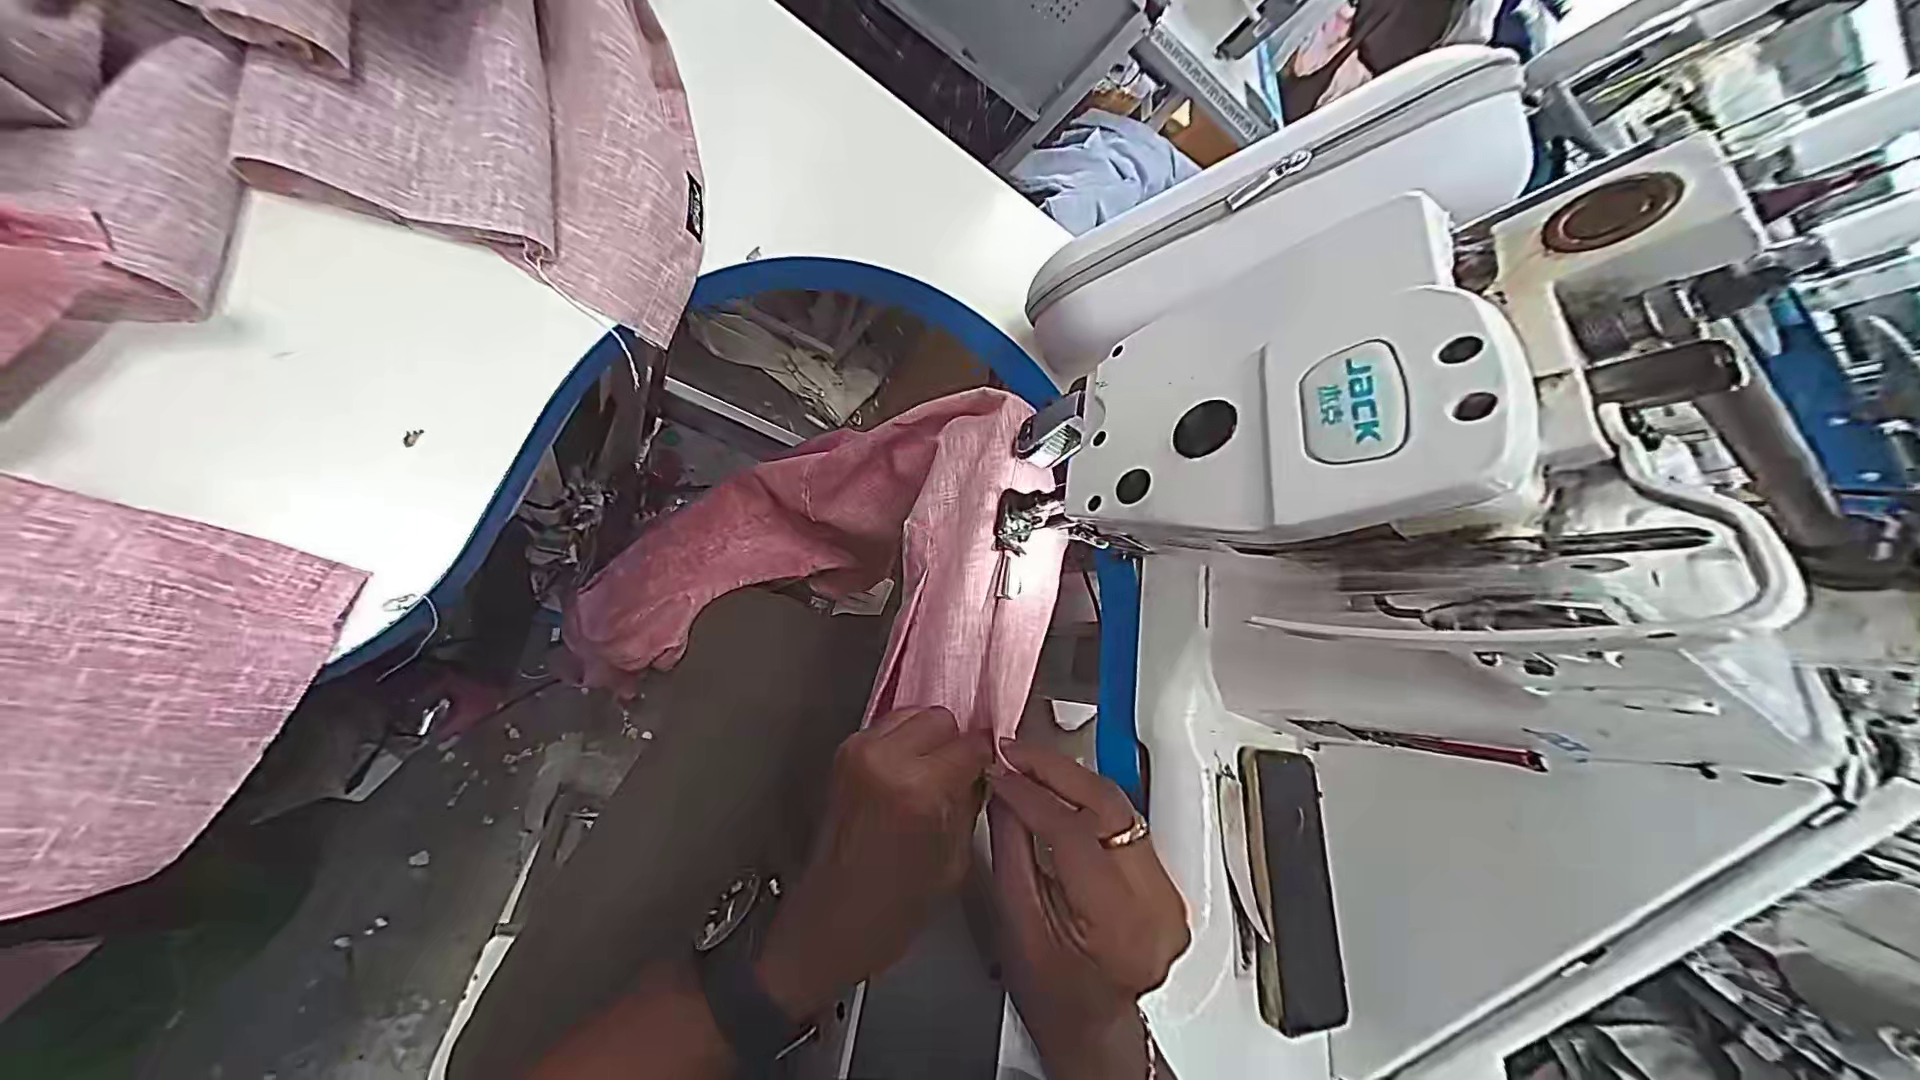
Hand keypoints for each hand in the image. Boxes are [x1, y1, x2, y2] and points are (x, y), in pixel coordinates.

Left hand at [755, 707, 990, 1018]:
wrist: (831, 920)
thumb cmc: (896, 905)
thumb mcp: (955, 857)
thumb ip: (970, 800)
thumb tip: (982, 768)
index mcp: (920, 788)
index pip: (971, 743)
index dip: (984, 756)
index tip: (987, 766)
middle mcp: (886, 759)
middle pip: (940, 718)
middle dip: (954, 743)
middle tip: (957, 772)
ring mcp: (859, 751)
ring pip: (913, 713)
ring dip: (927, 738)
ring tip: (928, 772)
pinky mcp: (844, 753)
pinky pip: (887, 727)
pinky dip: (902, 741)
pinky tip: (905, 773)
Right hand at [988, 740, 1189, 1079]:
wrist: (1090, 1026)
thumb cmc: (1051, 994)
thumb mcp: (1016, 921)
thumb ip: (1011, 846)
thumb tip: (1005, 787)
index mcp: (1118, 927)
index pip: (1073, 833)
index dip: (1030, 794)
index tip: (1001, 771)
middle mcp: (1155, 905)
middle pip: (1105, 805)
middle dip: (1053, 769)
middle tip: (1015, 751)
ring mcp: (1166, 890)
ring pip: (1117, 804)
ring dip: (1069, 776)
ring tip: (1029, 763)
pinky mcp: (1163, 877)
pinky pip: (1123, 818)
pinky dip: (1086, 796)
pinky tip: (1057, 784)